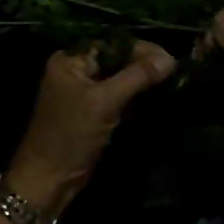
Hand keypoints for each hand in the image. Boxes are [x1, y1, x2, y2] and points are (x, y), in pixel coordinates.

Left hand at [5, 41, 176, 214]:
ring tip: (170, 82)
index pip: (112, 44)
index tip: (170, 59)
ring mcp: (84, 93)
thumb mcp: (105, 102)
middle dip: (144, 65)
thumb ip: (137, 77)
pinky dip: (135, 97)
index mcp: (70, 61)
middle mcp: (76, 72)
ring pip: (119, 79)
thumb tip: (170, 59)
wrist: (49, 179)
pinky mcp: (93, 113)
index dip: (141, 49)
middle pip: (117, 60)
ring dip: (142, 81)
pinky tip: (156, 97)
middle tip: (174, 71)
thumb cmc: (71, 135)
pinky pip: (118, 97)